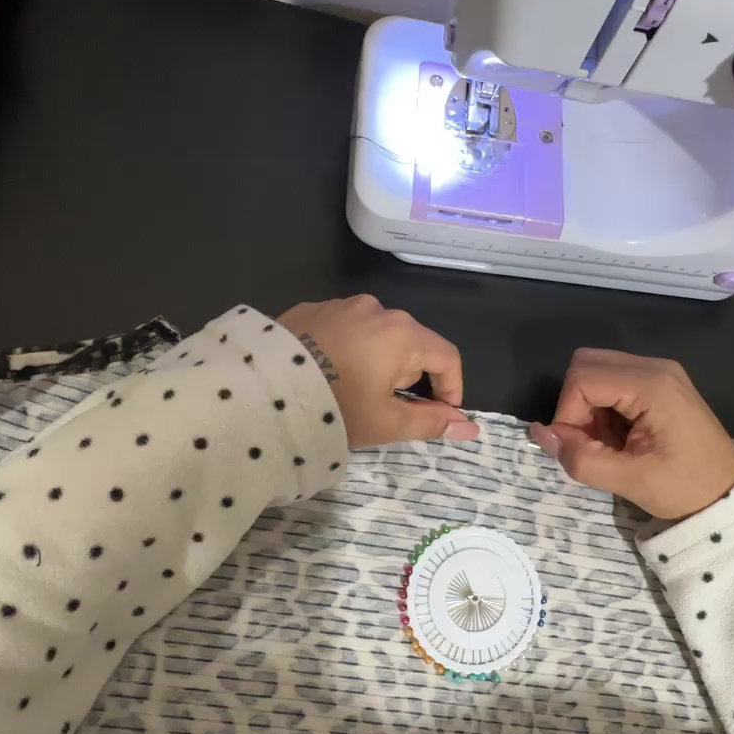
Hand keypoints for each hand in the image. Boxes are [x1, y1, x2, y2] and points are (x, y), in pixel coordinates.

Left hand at [278, 295, 479, 448]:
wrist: (263, 390)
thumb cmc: (337, 408)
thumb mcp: (387, 423)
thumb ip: (432, 422)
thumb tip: (470, 429)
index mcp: (404, 333)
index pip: (447, 356)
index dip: (451, 389)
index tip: (439, 415)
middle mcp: (378, 309)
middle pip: (412, 343)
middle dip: (410, 377)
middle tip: (387, 407)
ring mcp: (341, 304)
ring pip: (376, 334)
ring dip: (377, 360)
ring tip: (353, 391)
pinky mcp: (311, 309)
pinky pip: (344, 329)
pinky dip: (346, 349)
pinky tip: (326, 374)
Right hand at [530, 348, 733, 518]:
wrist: (732, 494)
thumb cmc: (686, 489)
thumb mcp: (629, 481)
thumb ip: (580, 457)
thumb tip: (539, 433)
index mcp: (652, 385)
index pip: (582, 379)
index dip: (568, 413)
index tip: (580, 448)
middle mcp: (655, 367)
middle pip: (586, 364)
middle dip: (576, 404)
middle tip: (592, 442)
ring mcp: (659, 371)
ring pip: (596, 370)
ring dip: (589, 406)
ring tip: (610, 443)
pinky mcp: (660, 381)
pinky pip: (614, 379)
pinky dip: (604, 406)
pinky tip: (621, 436)